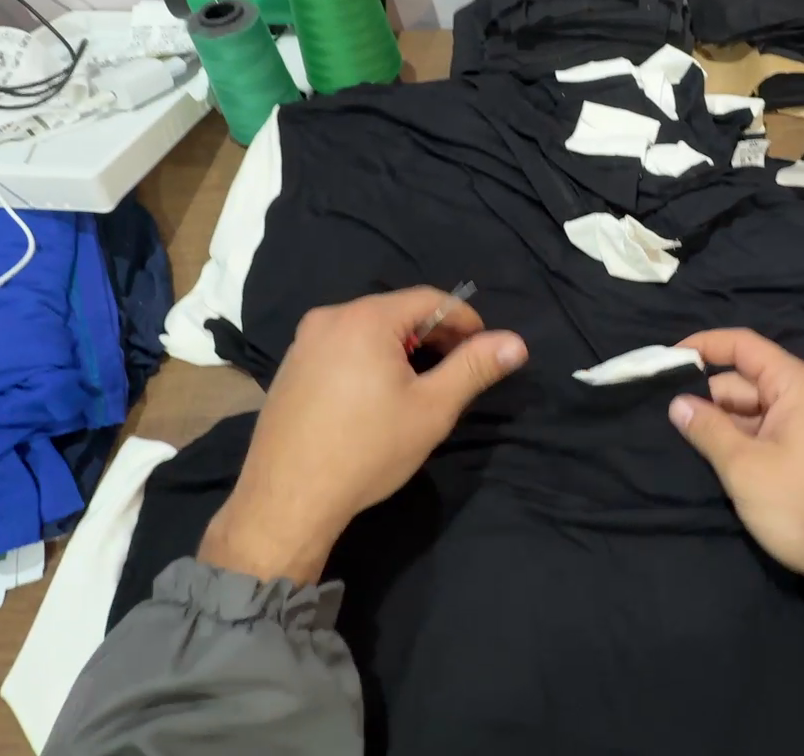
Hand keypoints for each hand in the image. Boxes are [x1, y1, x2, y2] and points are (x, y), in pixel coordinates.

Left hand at [201, 287, 526, 583]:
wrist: (286, 503)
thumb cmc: (367, 451)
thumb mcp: (433, 408)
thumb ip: (475, 367)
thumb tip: (517, 342)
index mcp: (365, 318)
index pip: (429, 299)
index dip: (464, 320)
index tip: (484, 348)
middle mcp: (330, 318)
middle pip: (397, 311)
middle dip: (434, 334)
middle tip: (458, 368)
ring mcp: (304, 342)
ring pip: (369, 329)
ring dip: (402, 347)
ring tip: (422, 383)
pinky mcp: (290, 368)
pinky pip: (343, 346)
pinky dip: (370, 358)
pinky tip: (379, 395)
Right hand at [669, 328, 803, 684]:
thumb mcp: (746, 468)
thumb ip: (708, 430)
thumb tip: (677, 402)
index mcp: (796, 385)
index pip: (742, 345)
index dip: (703, 345)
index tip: (666, 361)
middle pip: (744, 382)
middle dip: (709, 399)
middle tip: (669, 424)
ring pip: (754, 412)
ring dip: (725, 427)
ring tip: (690, 449)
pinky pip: (768, 434)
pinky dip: (744, 444)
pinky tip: (722, 466)